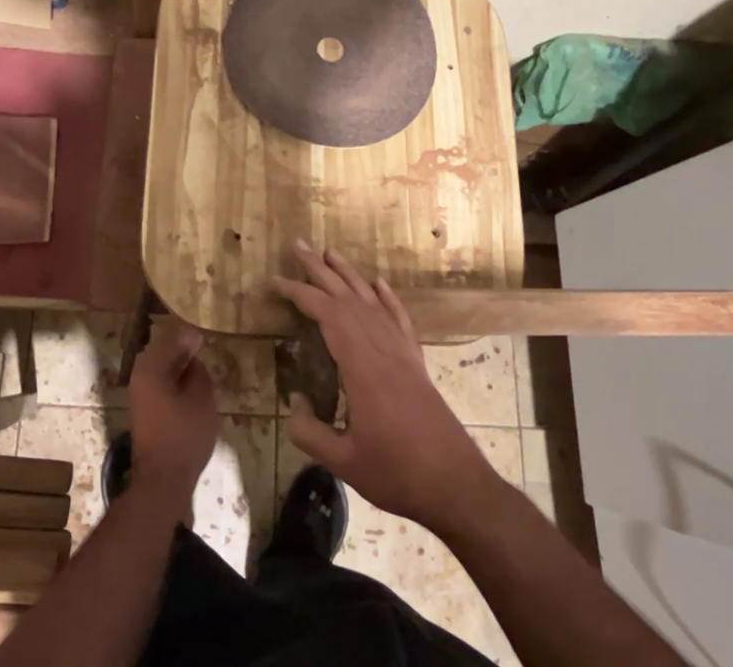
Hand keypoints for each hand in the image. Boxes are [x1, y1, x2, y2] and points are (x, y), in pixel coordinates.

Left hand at [125, 316, 219, 500]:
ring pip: (158, 369)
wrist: (163, 478)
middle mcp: (139, 378)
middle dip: (180, 349)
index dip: (187, 336)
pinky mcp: (144, 411)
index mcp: (150, 369)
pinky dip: (173, 380)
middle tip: (202, 347)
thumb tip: (193, 357)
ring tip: (199, 368)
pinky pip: (158, 384)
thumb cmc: (184, 435)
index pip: (169, 340)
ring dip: (177, 365)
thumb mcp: (201, 399)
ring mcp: (139, 395)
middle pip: (160, 353)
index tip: (203, 335)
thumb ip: (198, 372)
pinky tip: (189, 388)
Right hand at [273, 240, 501, 533]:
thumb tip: (293, 403)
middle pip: (350, 299)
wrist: (457, 486)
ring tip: (331, 252)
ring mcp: (404, 356)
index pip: (328, 316)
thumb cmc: (397, 475)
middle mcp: (384, 351)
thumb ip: (309, 433)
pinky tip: (379, 284)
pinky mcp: (417, 366)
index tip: (275, 282)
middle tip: (298, 245)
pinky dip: (388, 299)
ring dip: (351, 277)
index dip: (300, 295)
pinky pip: (400, 322)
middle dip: (321, 271)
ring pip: (374, 304)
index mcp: (363, 369)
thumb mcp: (343, 462)